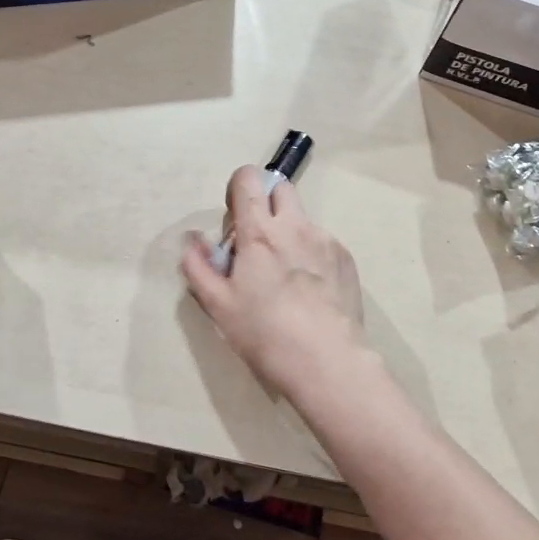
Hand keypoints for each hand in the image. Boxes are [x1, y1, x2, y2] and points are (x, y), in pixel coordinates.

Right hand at [180, 165, 368, 396]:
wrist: (327, 360)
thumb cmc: (265, 333)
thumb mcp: (219, 305)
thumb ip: (199, 267)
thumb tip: (191, 240)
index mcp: (260, 233)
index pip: (248, 179)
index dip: (238, 188)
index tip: (235, 218)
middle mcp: (296, 226)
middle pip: (281, 188)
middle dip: (266, 203)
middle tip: (257, 243)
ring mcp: (326, 240)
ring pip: (303, 220)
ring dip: (289, 234)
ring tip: (286, 278)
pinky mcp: (346, 259)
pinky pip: (323, 243)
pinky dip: (311, 255)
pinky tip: (309, 291)